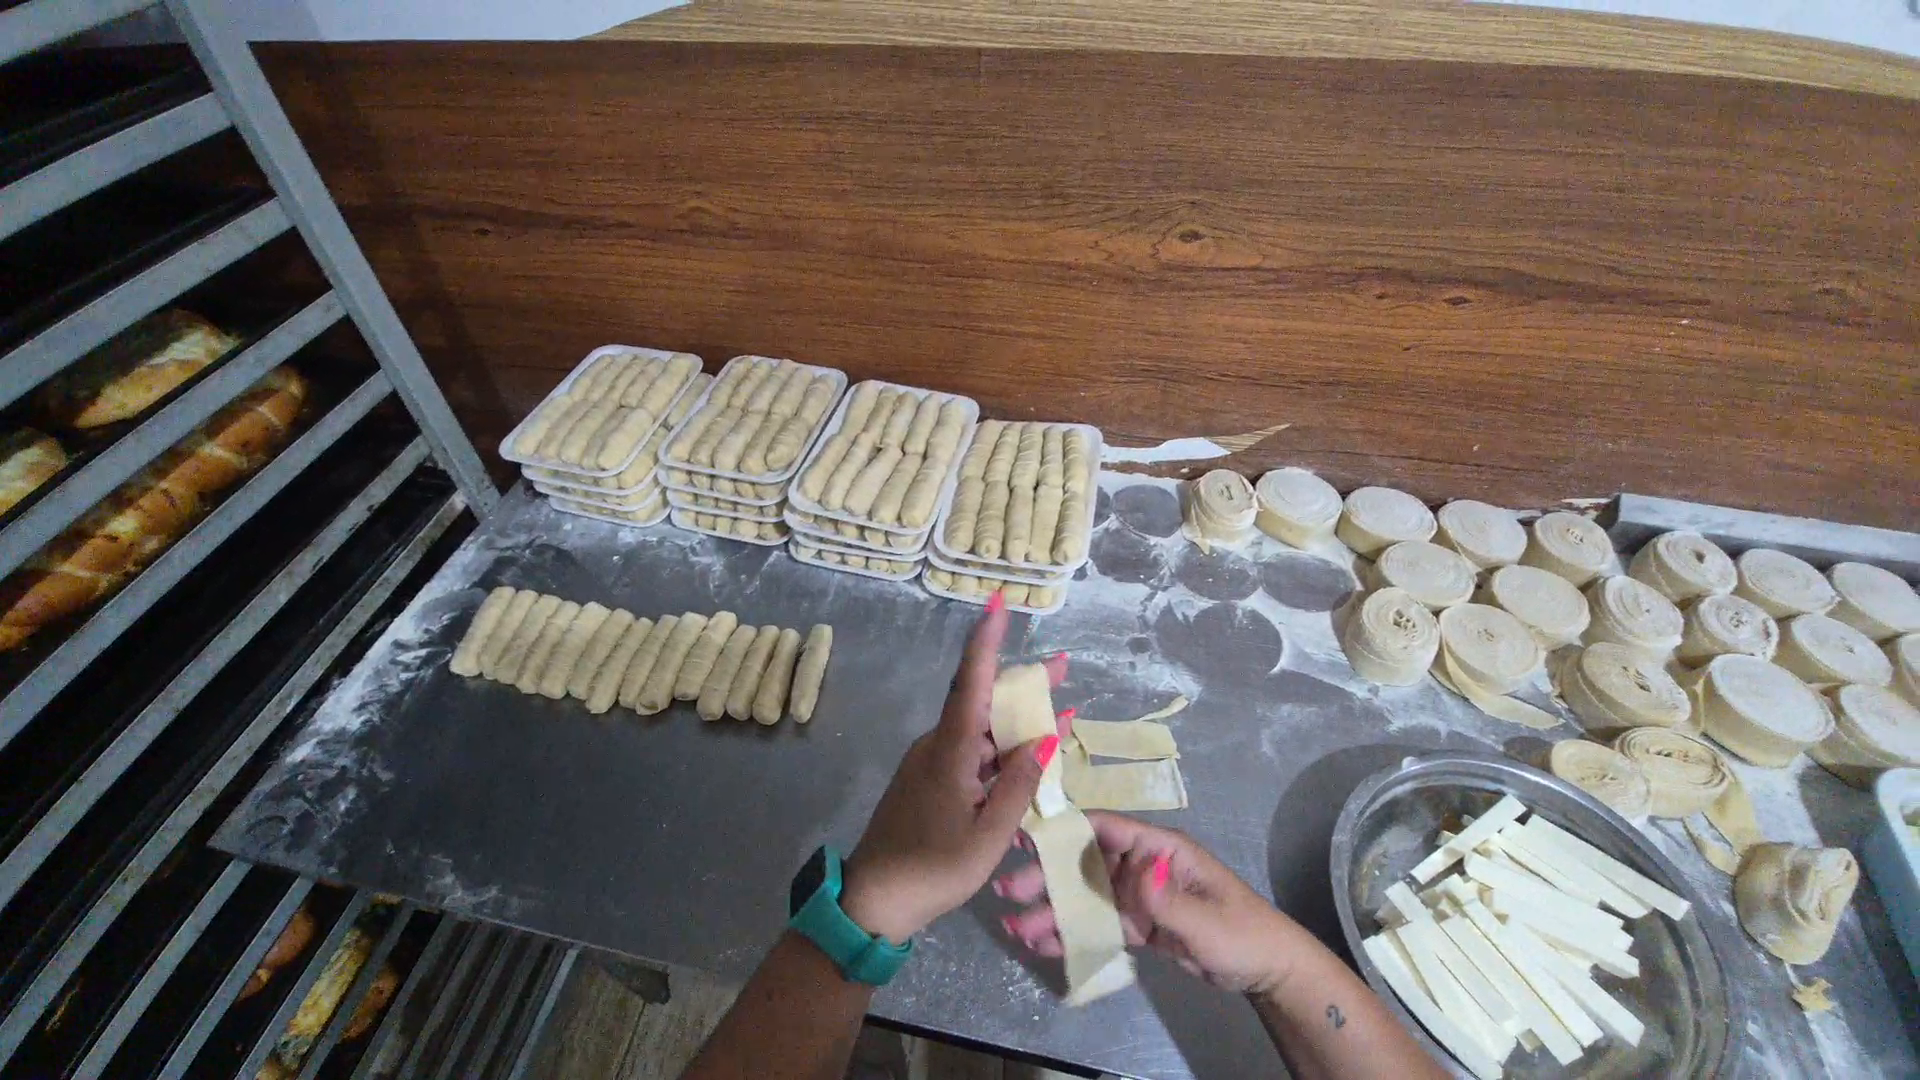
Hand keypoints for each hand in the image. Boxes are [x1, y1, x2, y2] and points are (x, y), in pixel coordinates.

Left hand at [841, 595, 1070, 942]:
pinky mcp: (930, 782)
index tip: (998, 602)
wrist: (872, 901)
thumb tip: (1043, 740)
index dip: (986, 639)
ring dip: (1017, 726)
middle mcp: (938, 745)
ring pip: (981, 733)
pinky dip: (1001, 754)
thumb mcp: (988, 835)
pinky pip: (972, 756)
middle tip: (1063, 667)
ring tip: (1059, 716)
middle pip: (984, 703)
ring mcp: (932, 764)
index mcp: (950, 749)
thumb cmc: (932, 868)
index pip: (971, 680)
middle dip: (1024, 686)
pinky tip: (1026, 762)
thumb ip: (1018, 786)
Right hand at [996, 813, 1302, 994]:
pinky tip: (1044, 943)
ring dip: (1053, 908)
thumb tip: (1133, 870)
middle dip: (1048, 874)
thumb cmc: (1242, 932)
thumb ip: (1168, 897)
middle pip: (1087, 862)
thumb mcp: (1207, 919)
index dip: (1068, 828)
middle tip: (1010, 889)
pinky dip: (1072, 932)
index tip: (1029, 833)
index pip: (1108, 828)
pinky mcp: (1137, 920)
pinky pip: (1099, 923)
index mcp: (1161, 847)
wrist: (1267, 970)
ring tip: (1016, 926)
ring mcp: (1138, 892)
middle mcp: (1142, 863)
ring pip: (1086, 895)